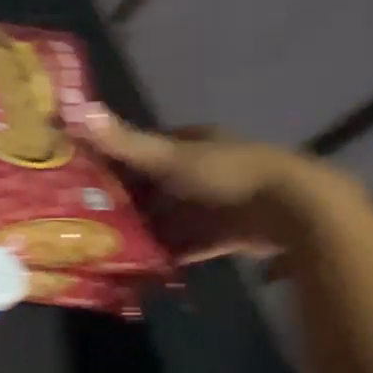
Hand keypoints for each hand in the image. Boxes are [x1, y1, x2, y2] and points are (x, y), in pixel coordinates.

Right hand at [78, 110, 341, 263]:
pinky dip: (171, 252)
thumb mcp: (169, 156)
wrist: (294, 212)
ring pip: (173, 214)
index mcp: (197, 142)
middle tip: (91, 210)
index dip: (122, 155)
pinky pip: (192, 244)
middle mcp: (208, 169)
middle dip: (131, 196)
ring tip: (108, 240)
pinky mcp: (231, 236)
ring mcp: (221, 204)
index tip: (90, 171)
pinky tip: (143, 262)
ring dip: (148, 227)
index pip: (151, 145)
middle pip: (160, 183)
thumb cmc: (228, 173)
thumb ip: (124, 142)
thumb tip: (79, 110)